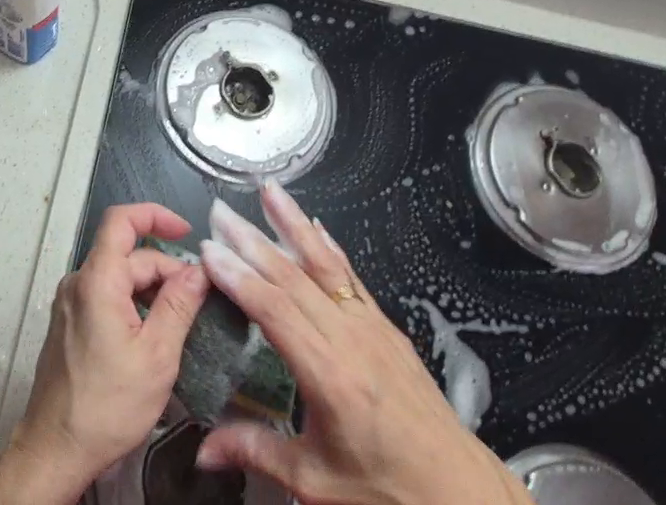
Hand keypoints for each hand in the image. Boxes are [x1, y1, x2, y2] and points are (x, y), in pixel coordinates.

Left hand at [1, 203, 210, 498]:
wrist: (56, 449)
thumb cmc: (103, 409)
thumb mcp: (157, 355)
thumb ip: (179, 305)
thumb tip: (199, 271)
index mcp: (96, 282)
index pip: (121, 221)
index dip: (155, 215)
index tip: (185, 230)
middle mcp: (77, 285)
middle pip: (128, 256)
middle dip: (166, 270)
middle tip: (198, 301)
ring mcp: (70, 304)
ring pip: (119, 279)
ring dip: (152, 291)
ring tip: (179, 324)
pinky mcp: (70, 324)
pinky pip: (106, 297)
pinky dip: (134, 305)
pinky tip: (153, 335)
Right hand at [194, 182, 532, 504]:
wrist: (461, 494)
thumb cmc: (388, 490)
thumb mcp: (315, 481)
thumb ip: (256, 452)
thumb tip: (203, 450)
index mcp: (330, 376)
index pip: (275, 311)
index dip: (239, 278)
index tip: (208, 250)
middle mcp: (352, 340)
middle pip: (294, 278)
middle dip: (253, 240)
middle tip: (220, 211)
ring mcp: (372, 328)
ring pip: (327, 265)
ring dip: (294, 224)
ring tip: (269, 190)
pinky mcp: (387, 329)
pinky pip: (352, 277)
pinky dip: (330, 248)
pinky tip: (315, 226)